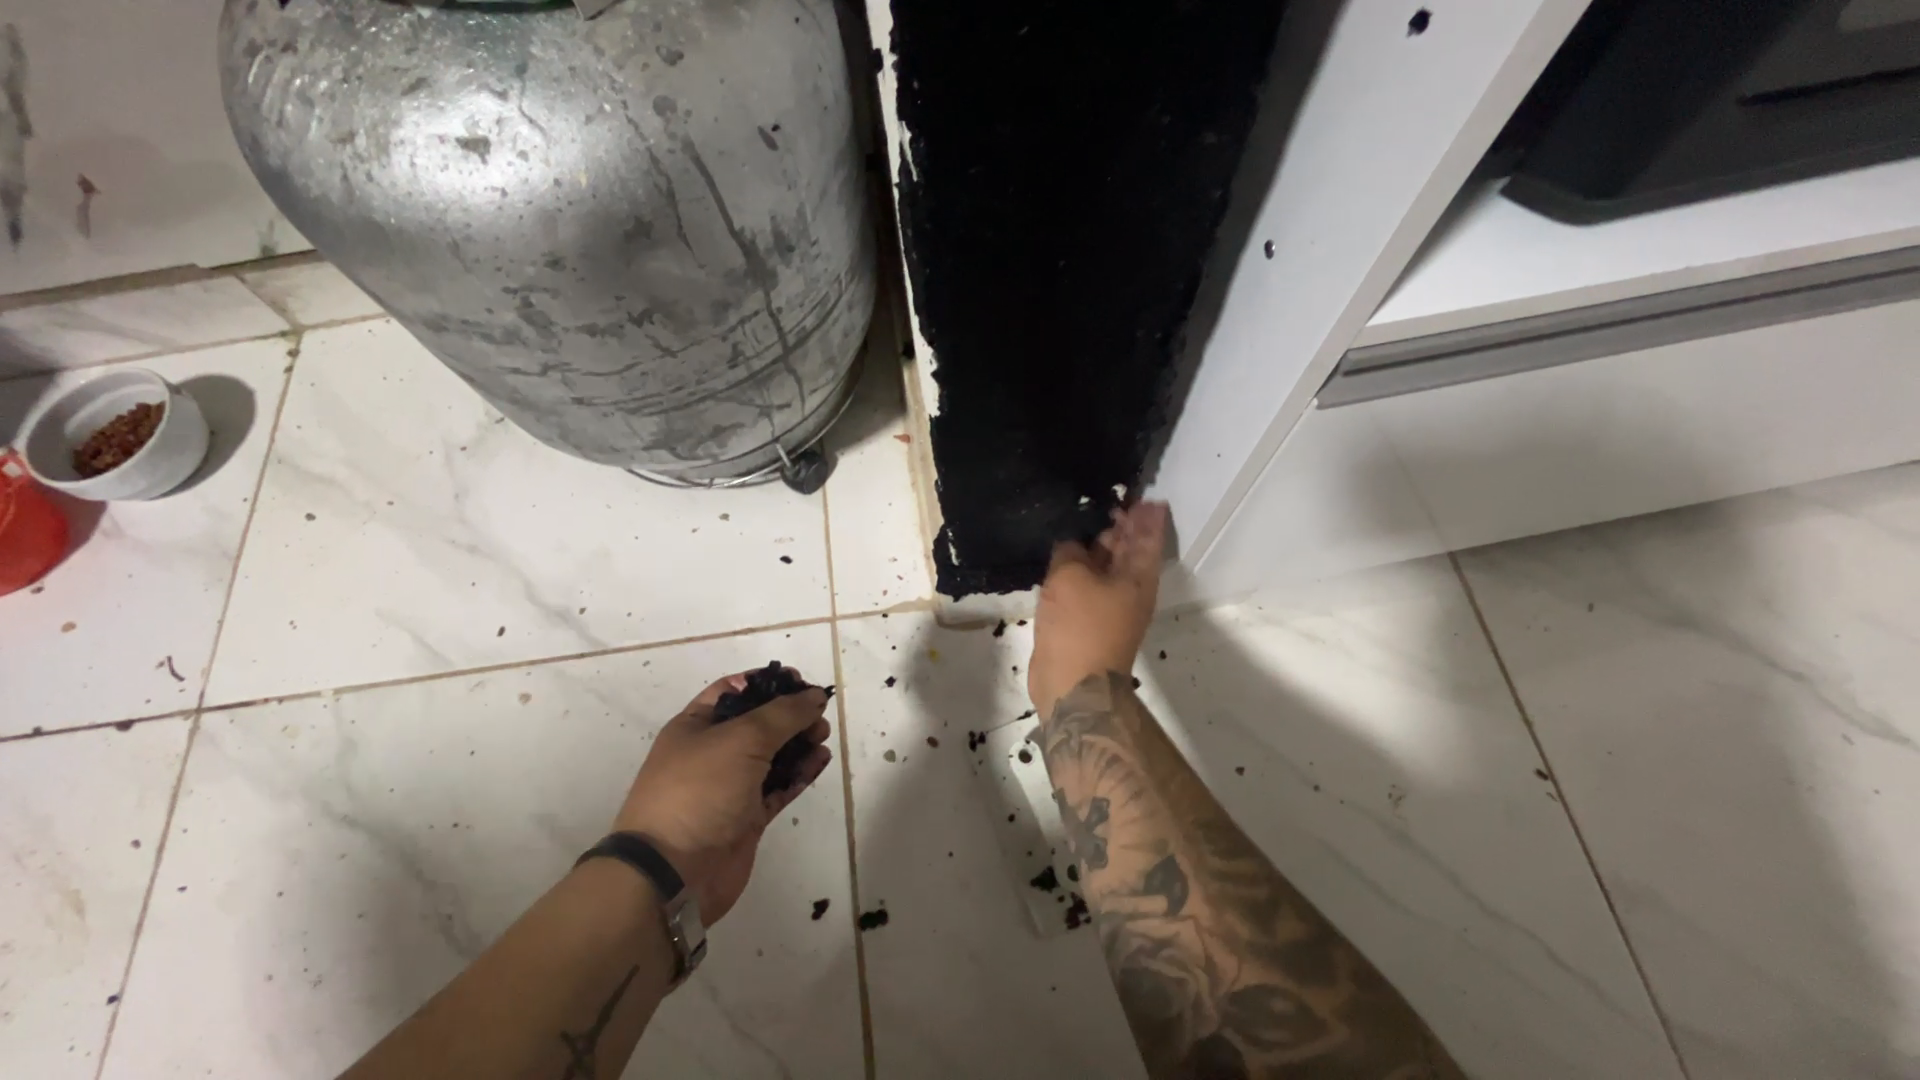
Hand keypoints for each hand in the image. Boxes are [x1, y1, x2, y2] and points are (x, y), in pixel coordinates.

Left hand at [612, 670, 832, 924]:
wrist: (673, 873)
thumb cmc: (699, 791)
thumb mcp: (740, 740)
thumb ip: (783, 715)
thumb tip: (815, 695)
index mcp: (696, 725)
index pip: (735, 690)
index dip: (768, 683)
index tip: (802, 682)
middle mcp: (712, 752)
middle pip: (758, 723)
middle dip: (790, 715)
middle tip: (819, 715)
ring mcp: (730, 787)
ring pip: (772, 756)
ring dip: (799, 743)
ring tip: (823, 737)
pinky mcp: (747, 818)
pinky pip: (779, 787)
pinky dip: (800, 774)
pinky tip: (821, 761)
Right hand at [1028, 501, 1168, 717]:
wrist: (1073, 684)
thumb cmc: (1080, 626)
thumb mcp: (1070, 577)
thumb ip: (1070, 550)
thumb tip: (1070, 543)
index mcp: (1138, 578)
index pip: (1147, 538)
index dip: (1146, 517)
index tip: (1143, 496)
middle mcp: (1128, 590)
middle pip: (1129, 552)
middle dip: (1123, 527)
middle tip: (1111, 501)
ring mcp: (1108, 607)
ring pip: (1106, 568)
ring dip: (1099, 546)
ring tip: (1086, 521)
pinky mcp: (1086, 620)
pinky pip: (1086, 584)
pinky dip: (1079, 567)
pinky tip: (1064, 555)